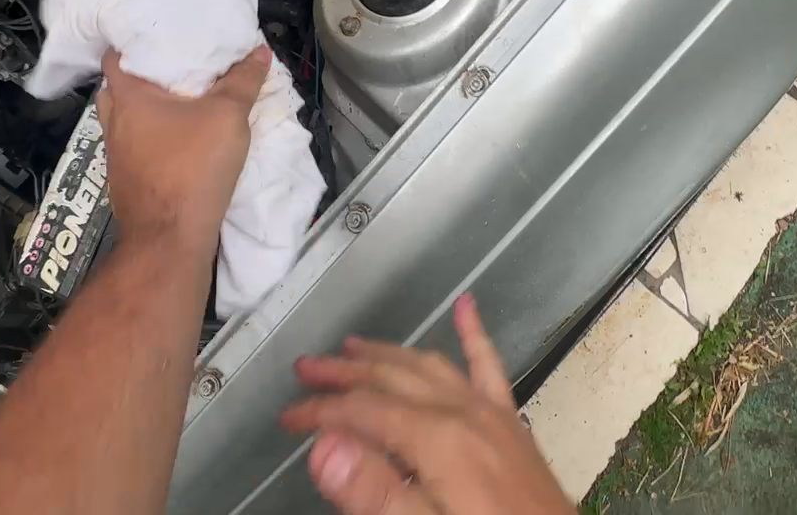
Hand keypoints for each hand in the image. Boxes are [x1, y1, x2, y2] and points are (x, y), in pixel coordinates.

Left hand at [97, 46, 270, 247]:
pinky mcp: (127, 181)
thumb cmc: (193, 166)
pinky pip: (135, 145)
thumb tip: (259, 50)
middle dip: (141, 76)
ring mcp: (116, 156)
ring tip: (180, 100)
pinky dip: (152, 136)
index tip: (158, 34)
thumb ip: (243, 80)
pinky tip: (179, 139)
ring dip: (146, 109)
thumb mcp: (228, 115)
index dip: (132, 42)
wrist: (170, 236)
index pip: (114, 58)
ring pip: (125, 120)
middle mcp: (114, 124)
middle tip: (173, 67)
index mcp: (129, 99)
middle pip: (116, 88)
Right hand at [281, 293, 572, 514]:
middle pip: (392, 378)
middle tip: (305, 367)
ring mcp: (489, 410)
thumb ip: (374, 490)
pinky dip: (473, 332)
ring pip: (428, 365)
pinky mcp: (508, 419)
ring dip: (388, 353)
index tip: (287, 416)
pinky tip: (466, 305)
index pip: (364, 411)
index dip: (321, 412)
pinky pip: (489, 364)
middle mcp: (462, 410)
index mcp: (438, 438)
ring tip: (354, 345)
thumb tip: (324, 445)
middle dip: (344, 372)